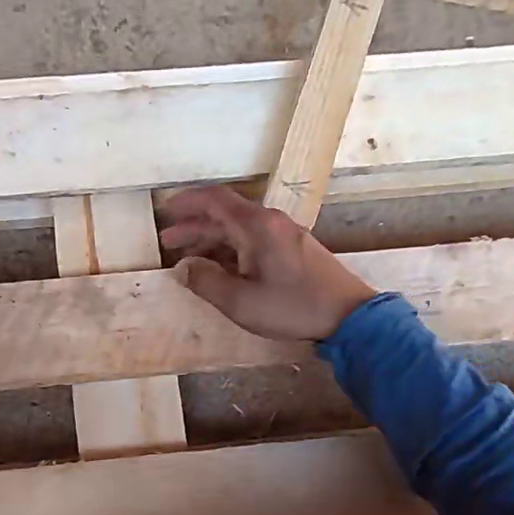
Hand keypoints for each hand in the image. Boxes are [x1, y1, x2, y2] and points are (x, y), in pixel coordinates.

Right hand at [161, 185, 377, 340]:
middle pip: (225, 215)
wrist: (347, 314)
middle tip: (169, 241)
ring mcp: (285, 234)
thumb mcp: (240, 301)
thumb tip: (184, 269)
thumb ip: (206, 282)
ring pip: (240, 229)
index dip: (187, 202)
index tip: (166, 210)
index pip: (214, 200)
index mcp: (255, 226)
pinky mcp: (294, 249)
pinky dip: (232, 248)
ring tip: (189, 257)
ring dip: (212, 239)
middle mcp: (270, 222)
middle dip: (194, 226)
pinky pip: (254, 240)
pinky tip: (222, 266)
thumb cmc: (291, 306)